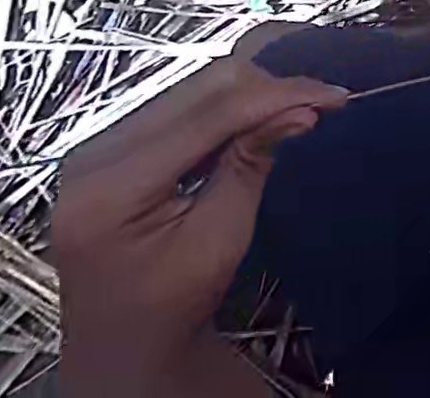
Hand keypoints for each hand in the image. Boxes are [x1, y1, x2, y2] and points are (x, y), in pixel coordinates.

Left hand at [51, 54, 347, 394]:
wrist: (123, 343)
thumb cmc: (173, 302)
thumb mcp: (220, 237)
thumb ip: (252, 163)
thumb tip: (303, 109)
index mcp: (112, 187)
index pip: (210, 115)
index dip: (276, 96)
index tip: (332, 95)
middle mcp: (97, 152)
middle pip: (202, 88)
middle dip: (269, 89)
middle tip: (320, 103)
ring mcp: (102, 142)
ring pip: (198, 86)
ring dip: (254, 93)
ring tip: (294, 110)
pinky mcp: (117, 141)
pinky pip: (186, 102)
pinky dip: (232, 104)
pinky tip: (259, 119)